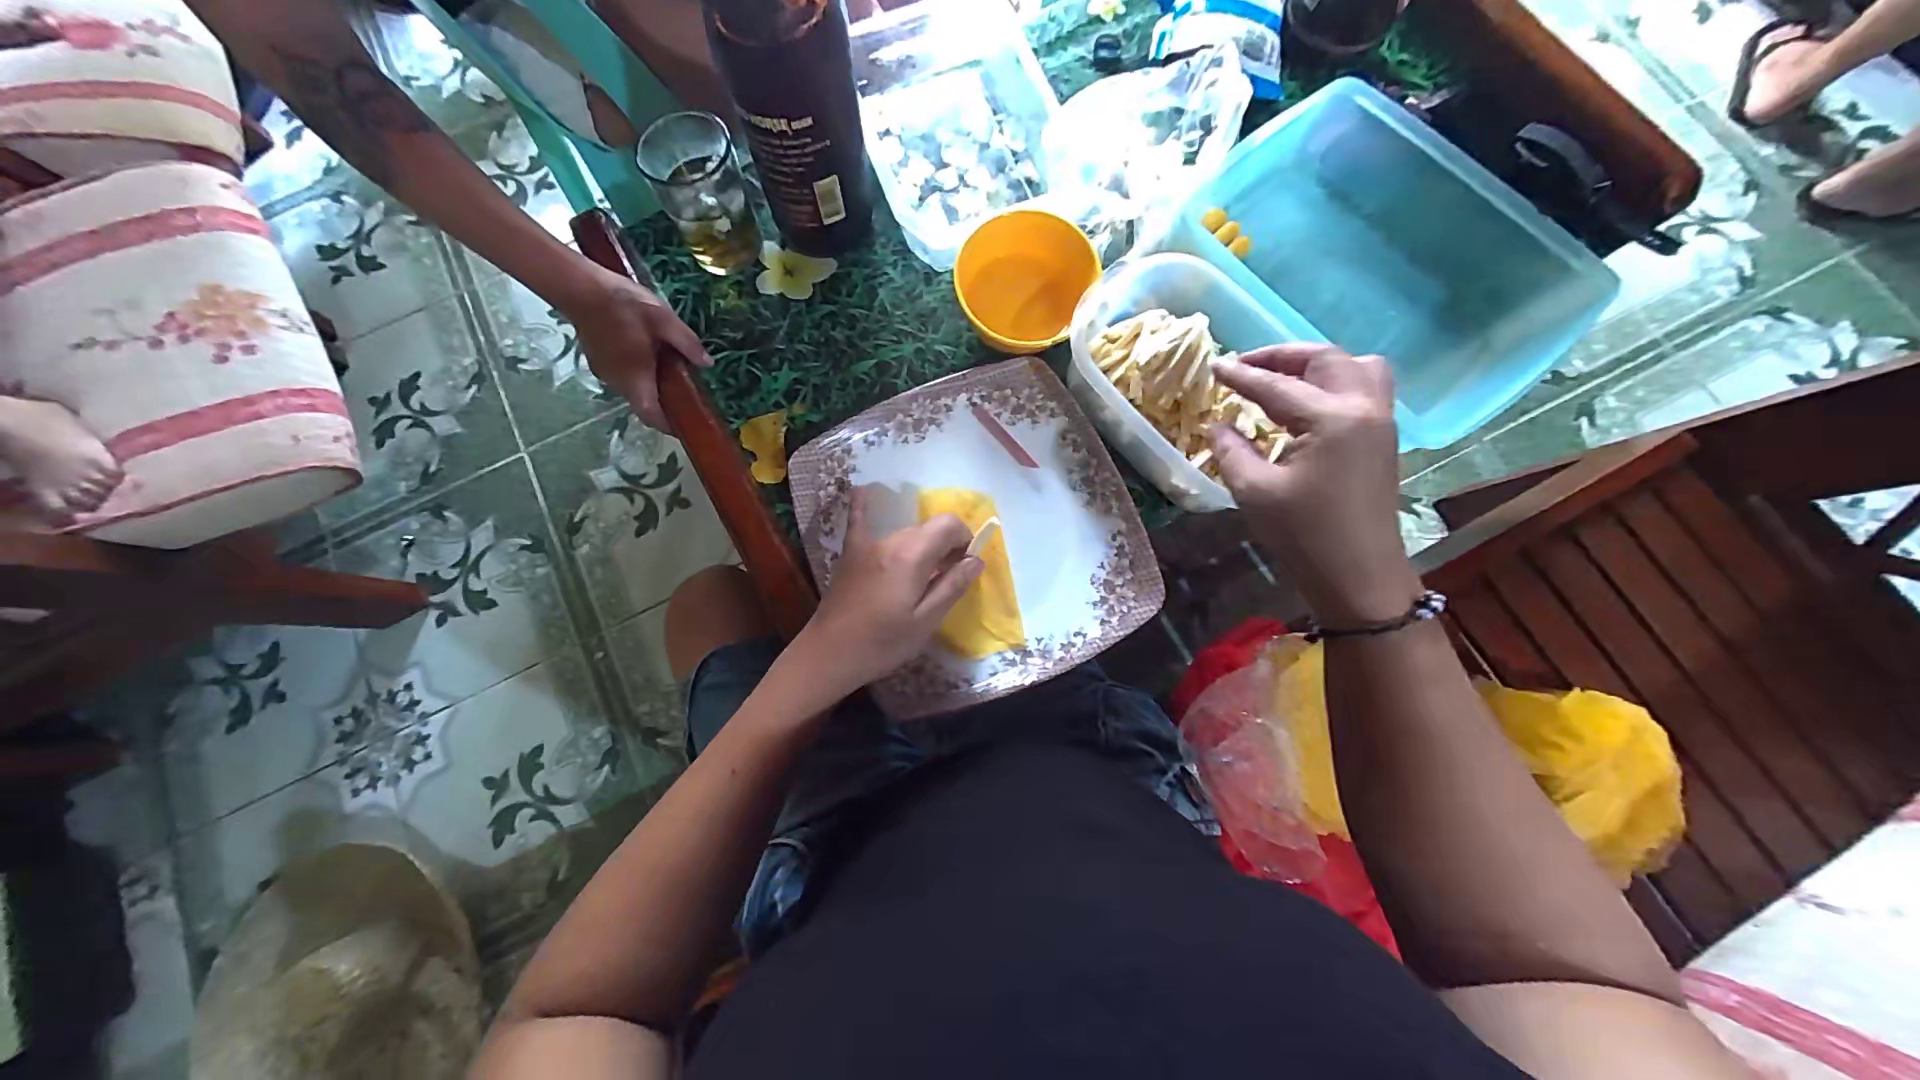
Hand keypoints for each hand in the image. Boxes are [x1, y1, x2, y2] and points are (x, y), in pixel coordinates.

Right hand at [567, 271, 711, 431]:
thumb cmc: (623, 304)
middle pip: (643, 404)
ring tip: (673, 372)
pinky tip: (650, 357)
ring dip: (652, 387)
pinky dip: (639, 375)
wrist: (578, 286)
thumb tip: (707, 364)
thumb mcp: (663, 319)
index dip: (668, 426)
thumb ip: (687, 343)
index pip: (651, 415)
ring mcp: (604, 373)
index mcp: (634, 378)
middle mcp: (616, 382)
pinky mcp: (597, 361)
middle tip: (688, 393)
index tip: (687, 426)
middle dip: (665, 404)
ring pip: (633, 391)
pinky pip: (623, 377)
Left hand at [794, 486, 982, 693]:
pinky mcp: (850, 554)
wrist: (829, 654)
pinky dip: (863, 505)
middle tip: (945, 580)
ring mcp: (867, 544)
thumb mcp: (925, 621)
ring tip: (920, 578)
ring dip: (921, 545)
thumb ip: (952, 586)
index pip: (949, 524)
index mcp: (912, 555)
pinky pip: (858, 520)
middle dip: (945, 546)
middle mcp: (890, 540)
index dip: (964, 540)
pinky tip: (863, 489)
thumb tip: (977, 560)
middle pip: (928, 529)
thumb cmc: (882, 643)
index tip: (964, 567)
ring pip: (905, 532)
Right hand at [1209, 345, 1421, 625]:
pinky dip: (1334, 382)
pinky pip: (1364, 388)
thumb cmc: (1304, 535)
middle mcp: (1364, 408)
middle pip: (1326, 359)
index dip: (1242, 375)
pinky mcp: (1382, 439)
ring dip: (1316, 365)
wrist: (1358, 575)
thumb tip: (1218, 424)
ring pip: (1355, 367)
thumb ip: (1232, 449)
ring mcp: (1380, 422)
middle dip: (1282, 356)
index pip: (1277, 386)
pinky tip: (1305, 406)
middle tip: (1247, 365)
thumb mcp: (1254, 491)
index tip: (1215, 366)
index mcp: (1333, 419)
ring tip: (1281, 379)